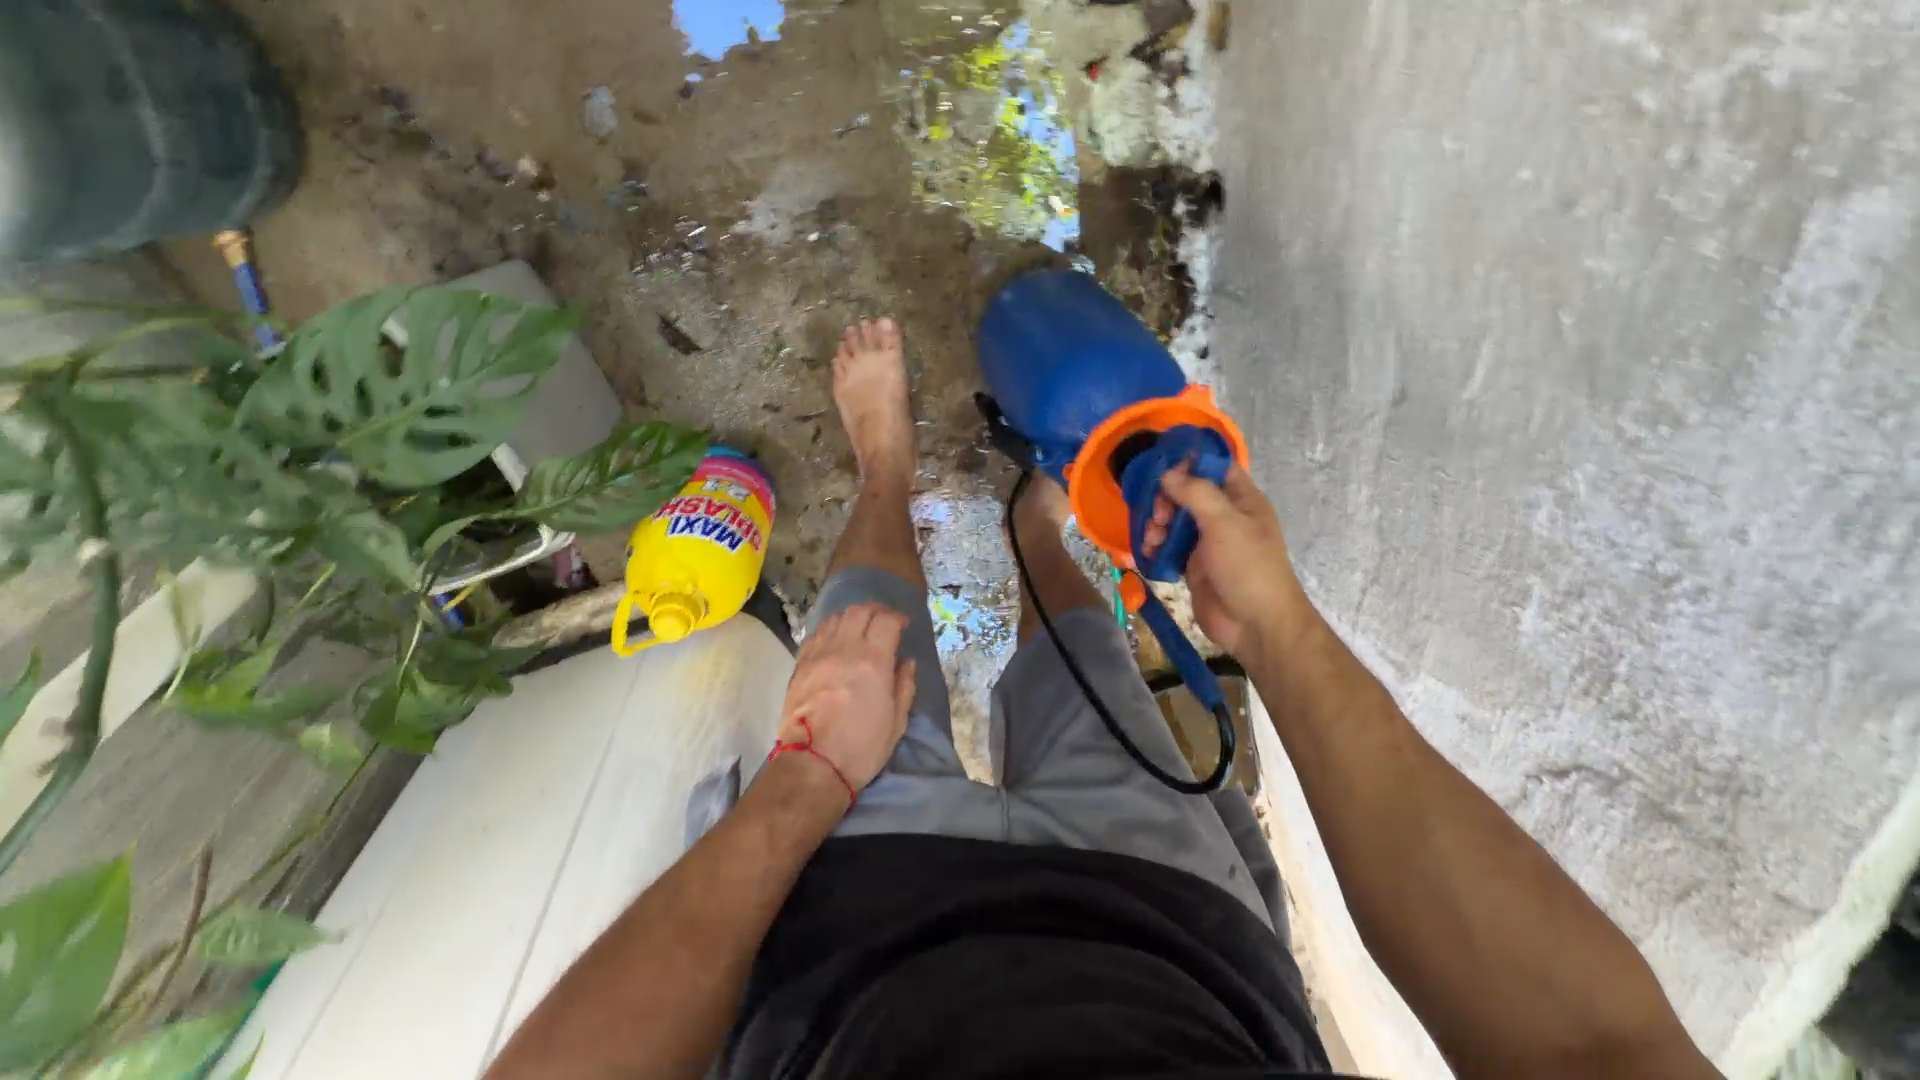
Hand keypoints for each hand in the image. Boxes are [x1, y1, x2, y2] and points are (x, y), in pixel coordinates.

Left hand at [775, 603, 916, 797]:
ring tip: (858, 630)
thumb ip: (904, 686)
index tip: (903, 626)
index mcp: (874, 661)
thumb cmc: (861, 747)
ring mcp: (819, 654)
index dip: (898, 618)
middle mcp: (845, 649)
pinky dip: (830, 631)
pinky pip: (816, 634)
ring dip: (851, 618)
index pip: (887, 621)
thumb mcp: (896, 722)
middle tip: (883, 621)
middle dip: (876, 611)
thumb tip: (907, 663)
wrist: (813, 764)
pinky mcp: (800, 665)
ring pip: (836, 618)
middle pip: (860, 611)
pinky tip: (835, 643)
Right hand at [1140, 464, 1305, 654]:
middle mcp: (1225, 518)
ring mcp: (1209, 543)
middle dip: (1167, 500)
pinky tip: (1149, 554)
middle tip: (1158, 515)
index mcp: (1242, 501)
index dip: (1191, 465)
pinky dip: (1157, 548)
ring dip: (1158, 525)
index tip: (1165, 471)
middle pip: (1189, 495)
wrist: (1254, 624)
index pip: (1216, 469)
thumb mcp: (1224, 523)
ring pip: (1176, 522)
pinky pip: (1170, 549)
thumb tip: (1168, 474)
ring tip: (1152, 539)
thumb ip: (1196, 493)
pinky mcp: (1194, 567)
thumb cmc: (1247, 567)